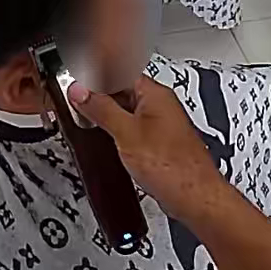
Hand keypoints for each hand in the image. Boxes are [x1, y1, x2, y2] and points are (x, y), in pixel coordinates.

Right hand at [67, 76, 235, 223]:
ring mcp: (161, 127)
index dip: (96, 77)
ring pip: (128, 113)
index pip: (120, 72)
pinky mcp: (160, 146)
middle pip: (123, 91)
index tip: (76, 86)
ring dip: (108, 117)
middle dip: (99, 98)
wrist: (194, 197)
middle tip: (78, 106)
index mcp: (155, 94)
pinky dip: (118, 134)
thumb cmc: (173, 166)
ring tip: (89, 123)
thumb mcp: (126, 133)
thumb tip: (80, 91)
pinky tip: (109, 144)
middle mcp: (161, 107)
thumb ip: (101, 109)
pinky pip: (134, 131)